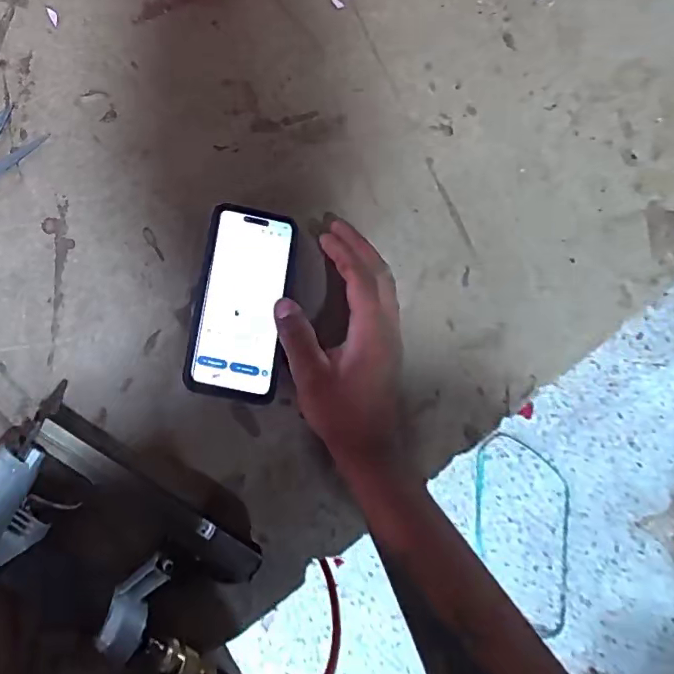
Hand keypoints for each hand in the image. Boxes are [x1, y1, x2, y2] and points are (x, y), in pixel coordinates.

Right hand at [274, 219, 404, 476]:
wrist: (371, 447)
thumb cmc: (342, 414)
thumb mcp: (312, 378)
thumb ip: (298, 339)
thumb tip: (283, 302)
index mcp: (372, 330)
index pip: (360, 279)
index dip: (343, 253)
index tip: (324, 234)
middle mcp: (387, 326)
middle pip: (379, 274)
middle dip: (359, 246)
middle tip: (336, 226)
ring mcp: (391, 335)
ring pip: (384, 284)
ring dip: (365, 259)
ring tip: (343, 244)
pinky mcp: (387, 344)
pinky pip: (382, 296)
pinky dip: (367, 277)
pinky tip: (353, 279)